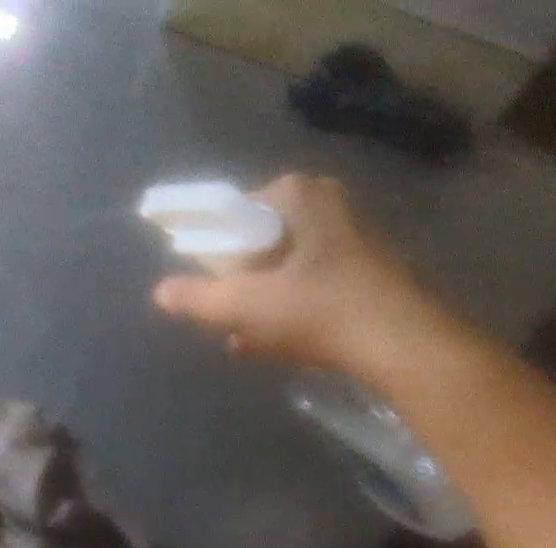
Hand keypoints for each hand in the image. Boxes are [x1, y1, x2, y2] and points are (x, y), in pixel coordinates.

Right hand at [152, 174, 433, 382]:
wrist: (396, 344)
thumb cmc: (316, 311)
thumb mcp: (244, 306)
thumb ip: (196, 298)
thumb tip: (159, 292)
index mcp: (296, 195)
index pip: (232, 215)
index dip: (209, 252)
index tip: (202, 286)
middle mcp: (326, 205)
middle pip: (257, 244)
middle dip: (236, 283)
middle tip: (223, 318)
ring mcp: (350, 239)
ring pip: (283, 270)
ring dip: (259, 304)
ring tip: (242, 339)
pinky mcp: (365, 274)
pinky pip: (309, 287)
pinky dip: (287, 312)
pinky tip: (271, 345)